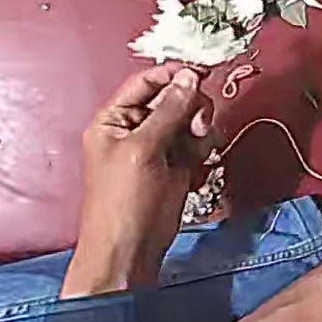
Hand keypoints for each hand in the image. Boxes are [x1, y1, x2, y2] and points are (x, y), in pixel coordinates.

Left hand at [62, 65, 214, 297]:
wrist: (133, 248)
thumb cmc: (125, 200)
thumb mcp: (144, 149)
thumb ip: (170, 110)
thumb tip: (190, 76)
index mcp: (116, 119)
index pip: (147, 81)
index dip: (174, 74)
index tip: (202, 73)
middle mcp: (138, 127)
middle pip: (176, 96)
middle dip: (192, 106)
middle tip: (198, 125)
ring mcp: (161, 143)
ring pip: (193, 115)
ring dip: (202, 126)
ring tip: (197, 147)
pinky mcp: (180, 159)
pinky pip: (201, 137)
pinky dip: (205, 144)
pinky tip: (199, 160)